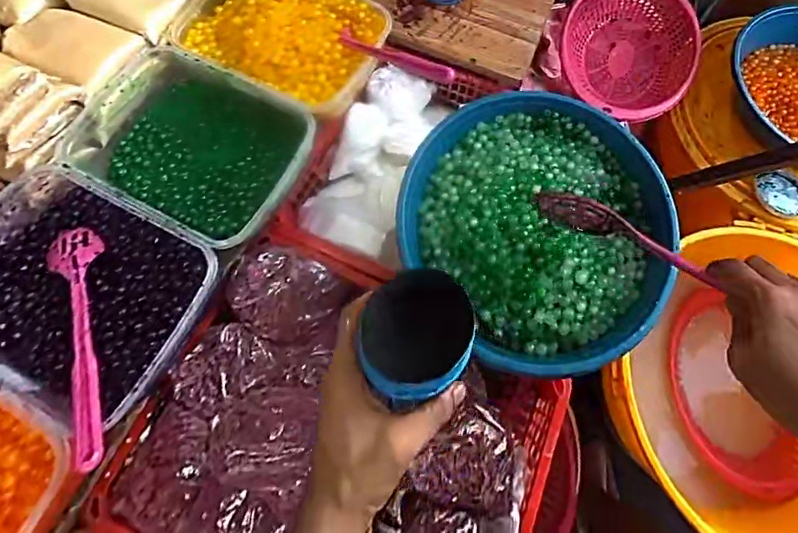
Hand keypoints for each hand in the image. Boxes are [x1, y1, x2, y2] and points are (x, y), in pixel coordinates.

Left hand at [302, 294, 466, 531]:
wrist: (337, 510)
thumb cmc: (361, 470)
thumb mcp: (402, 441)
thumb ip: (432, 412)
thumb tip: (460, 385)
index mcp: (344, 374)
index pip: (351, 319)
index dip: (372, 297)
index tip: (401, 286)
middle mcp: (339, 374)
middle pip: (358, 327)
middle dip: (384, 309)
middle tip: (417, 299)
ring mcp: (342, 388)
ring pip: (361, 344)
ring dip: (383, 330)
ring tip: (416, 318)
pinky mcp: (349, 400)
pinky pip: (365, 361)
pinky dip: (382, 349)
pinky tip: (408, 353)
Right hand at [707, 256, 797, 449]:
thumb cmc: (795, 399)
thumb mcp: (747, 368)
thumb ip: (737, 327)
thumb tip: (738, 305)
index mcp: (769, 300)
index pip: (736, 269)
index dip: (720, 270)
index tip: (714, 275)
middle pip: (763, 266)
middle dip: (748, 276)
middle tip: (745, 298)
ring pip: (793, 281)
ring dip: (782, 293)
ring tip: (786, 323)